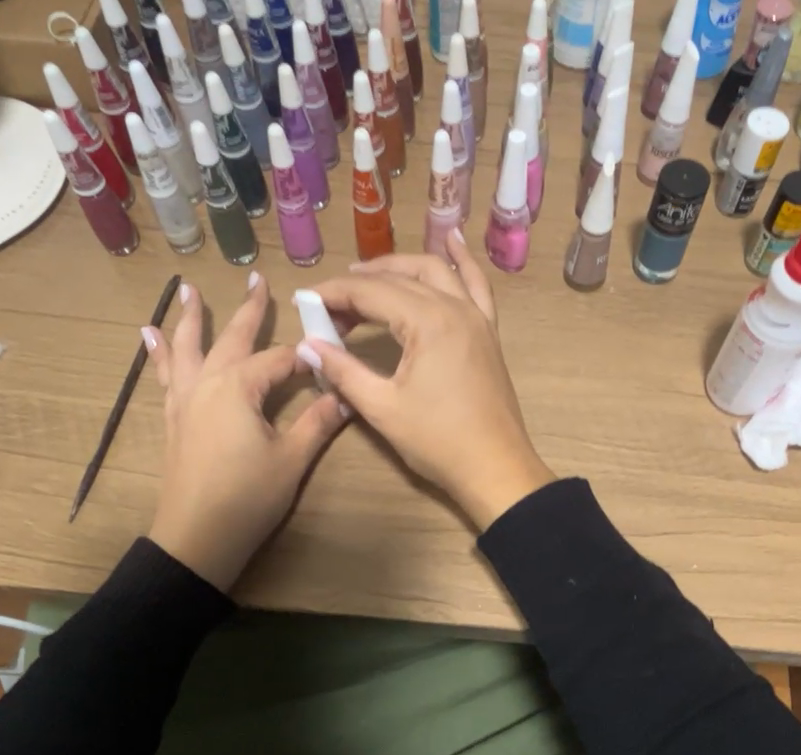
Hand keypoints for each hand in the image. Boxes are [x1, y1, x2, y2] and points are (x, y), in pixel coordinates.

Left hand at [145, 275, 347, 591]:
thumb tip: (345, 395)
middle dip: (247, 309)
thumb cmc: (248, 498)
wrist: (197, 537)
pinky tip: (151, 341)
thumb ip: (318, 423)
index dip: (308, 355)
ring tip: (184, 291)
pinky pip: (166, 376)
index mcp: (239, 386)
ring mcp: (185, 401)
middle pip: (231, 338)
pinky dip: (160, 354)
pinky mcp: (174, 420)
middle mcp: (208, 383)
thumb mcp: (292, 460)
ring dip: (188, 319)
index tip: (331, 349)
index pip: (281, 359)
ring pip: (186, 349)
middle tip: (255, 278)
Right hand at [301, 232, 555, 529]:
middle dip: (360, 285)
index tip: (305, 303)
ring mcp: (477, 318)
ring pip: (436, 272)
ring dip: (400, 267)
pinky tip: (454, 241)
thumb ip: (343, 371)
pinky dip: (462, 262)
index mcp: (428, 322)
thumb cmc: (438, 442)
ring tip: (368, 274)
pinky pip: (476, 285)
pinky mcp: (488, 333)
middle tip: (329, 305)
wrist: (495, 467)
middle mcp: (455, 308)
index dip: (333, 294)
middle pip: (400, 277)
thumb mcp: (382, 408)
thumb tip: (308, 346)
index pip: (370, 293)